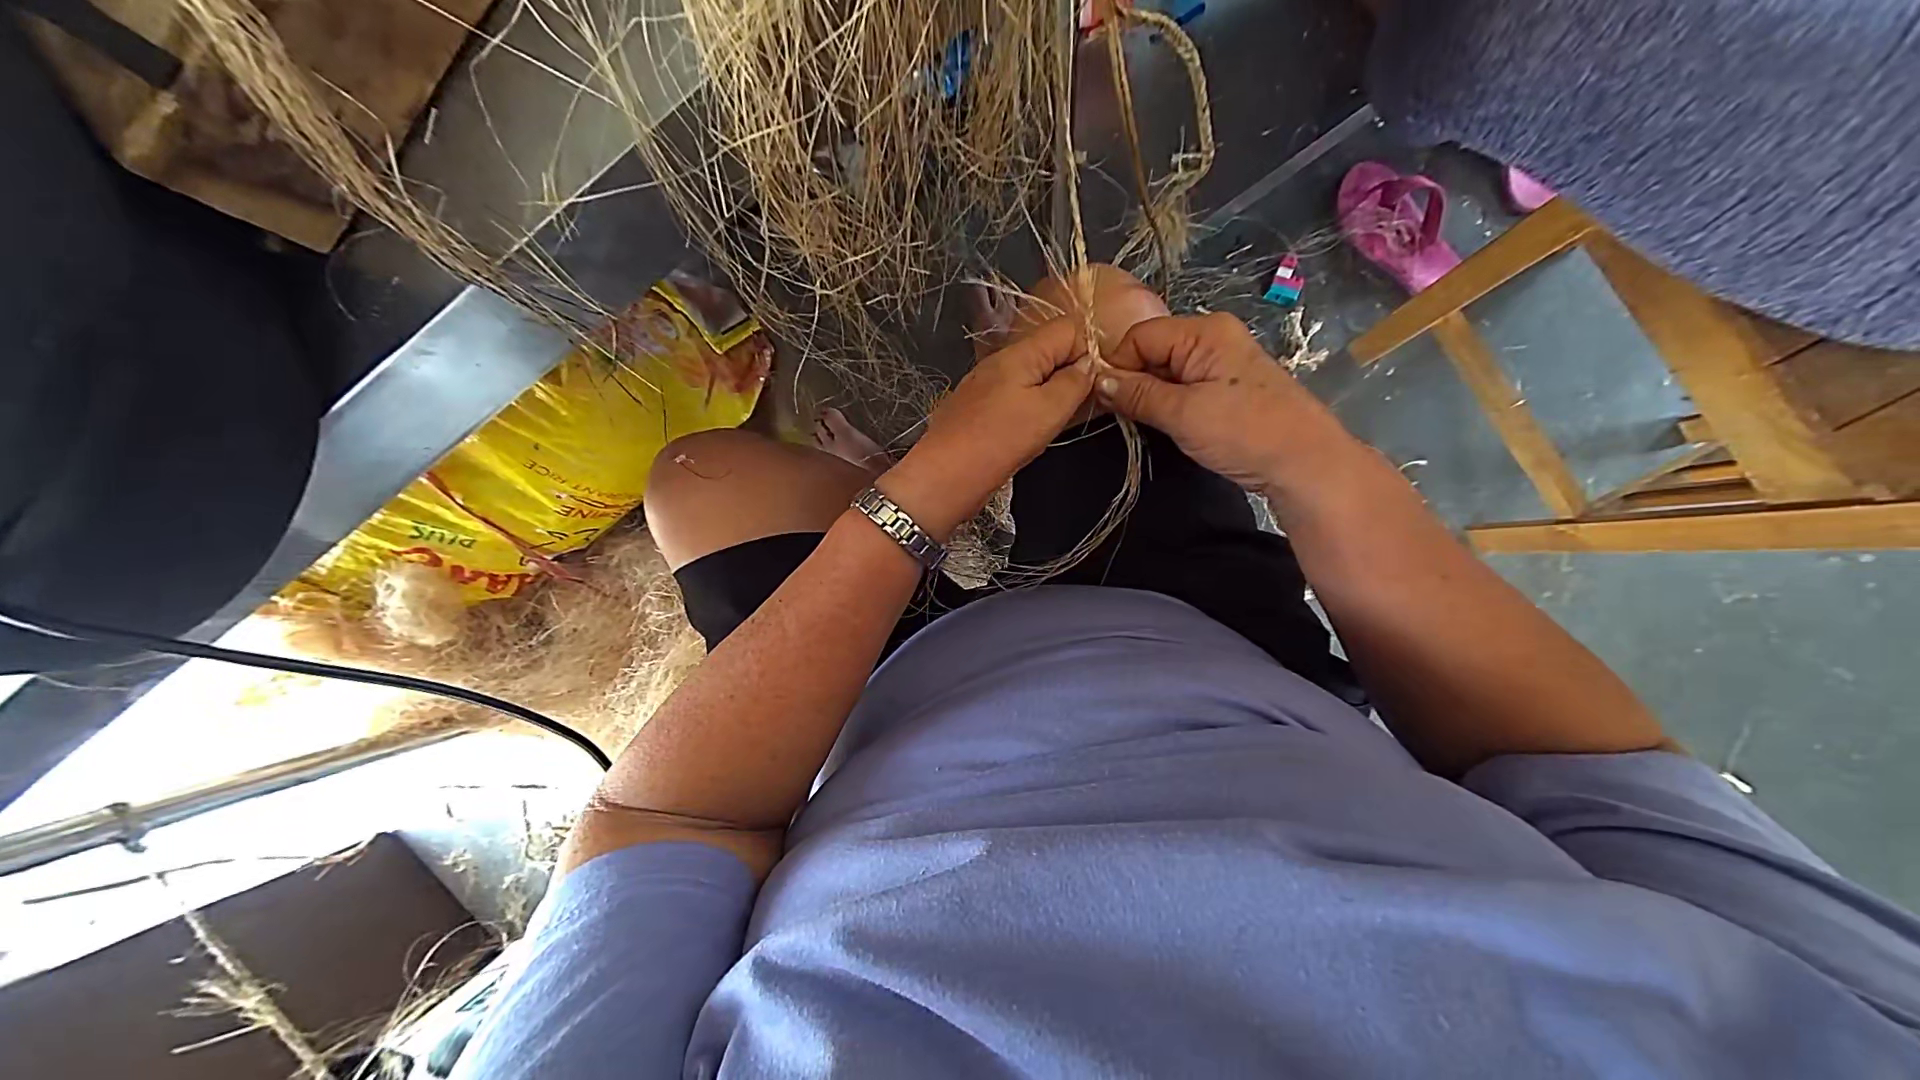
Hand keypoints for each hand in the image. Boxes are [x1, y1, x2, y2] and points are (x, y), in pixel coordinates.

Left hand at [878, 317, 1092, 538]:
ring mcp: (984, 384)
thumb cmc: (999, 441)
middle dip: (1069, 374)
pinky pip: (1013, 397)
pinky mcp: (976, 408)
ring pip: (1030, 377)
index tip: (1094, 383)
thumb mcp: (1049, 410)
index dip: (1087, 351)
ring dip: (1049, 395)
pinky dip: (1028, 409)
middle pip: (1048, 352)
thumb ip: (1074, 382)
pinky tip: (1028, 433)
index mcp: (1019, 353)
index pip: (1066, 328)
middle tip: (1078, 407)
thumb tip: (1089, 363)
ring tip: (1054, 423)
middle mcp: (999, 361)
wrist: (944, 477)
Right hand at [1097, 313, 1358, 495]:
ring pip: (1165, 370)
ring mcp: (1221, 362)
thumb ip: (1137, 394)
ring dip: (1149, 395)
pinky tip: (1165, 423)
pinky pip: (1182, 385)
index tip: (1101, 400)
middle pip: (1152, 350)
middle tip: (1119, 416)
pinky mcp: (1226, 387)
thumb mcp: (1183, 413)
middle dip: (1132, 380)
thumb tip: (1098, 380)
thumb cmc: (1245, 433)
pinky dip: (1167, 402)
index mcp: (1203, 331)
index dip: (1117, 365)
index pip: (1139, 336)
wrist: (1305, 464)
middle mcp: (1212, 337)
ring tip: (1141, 422)